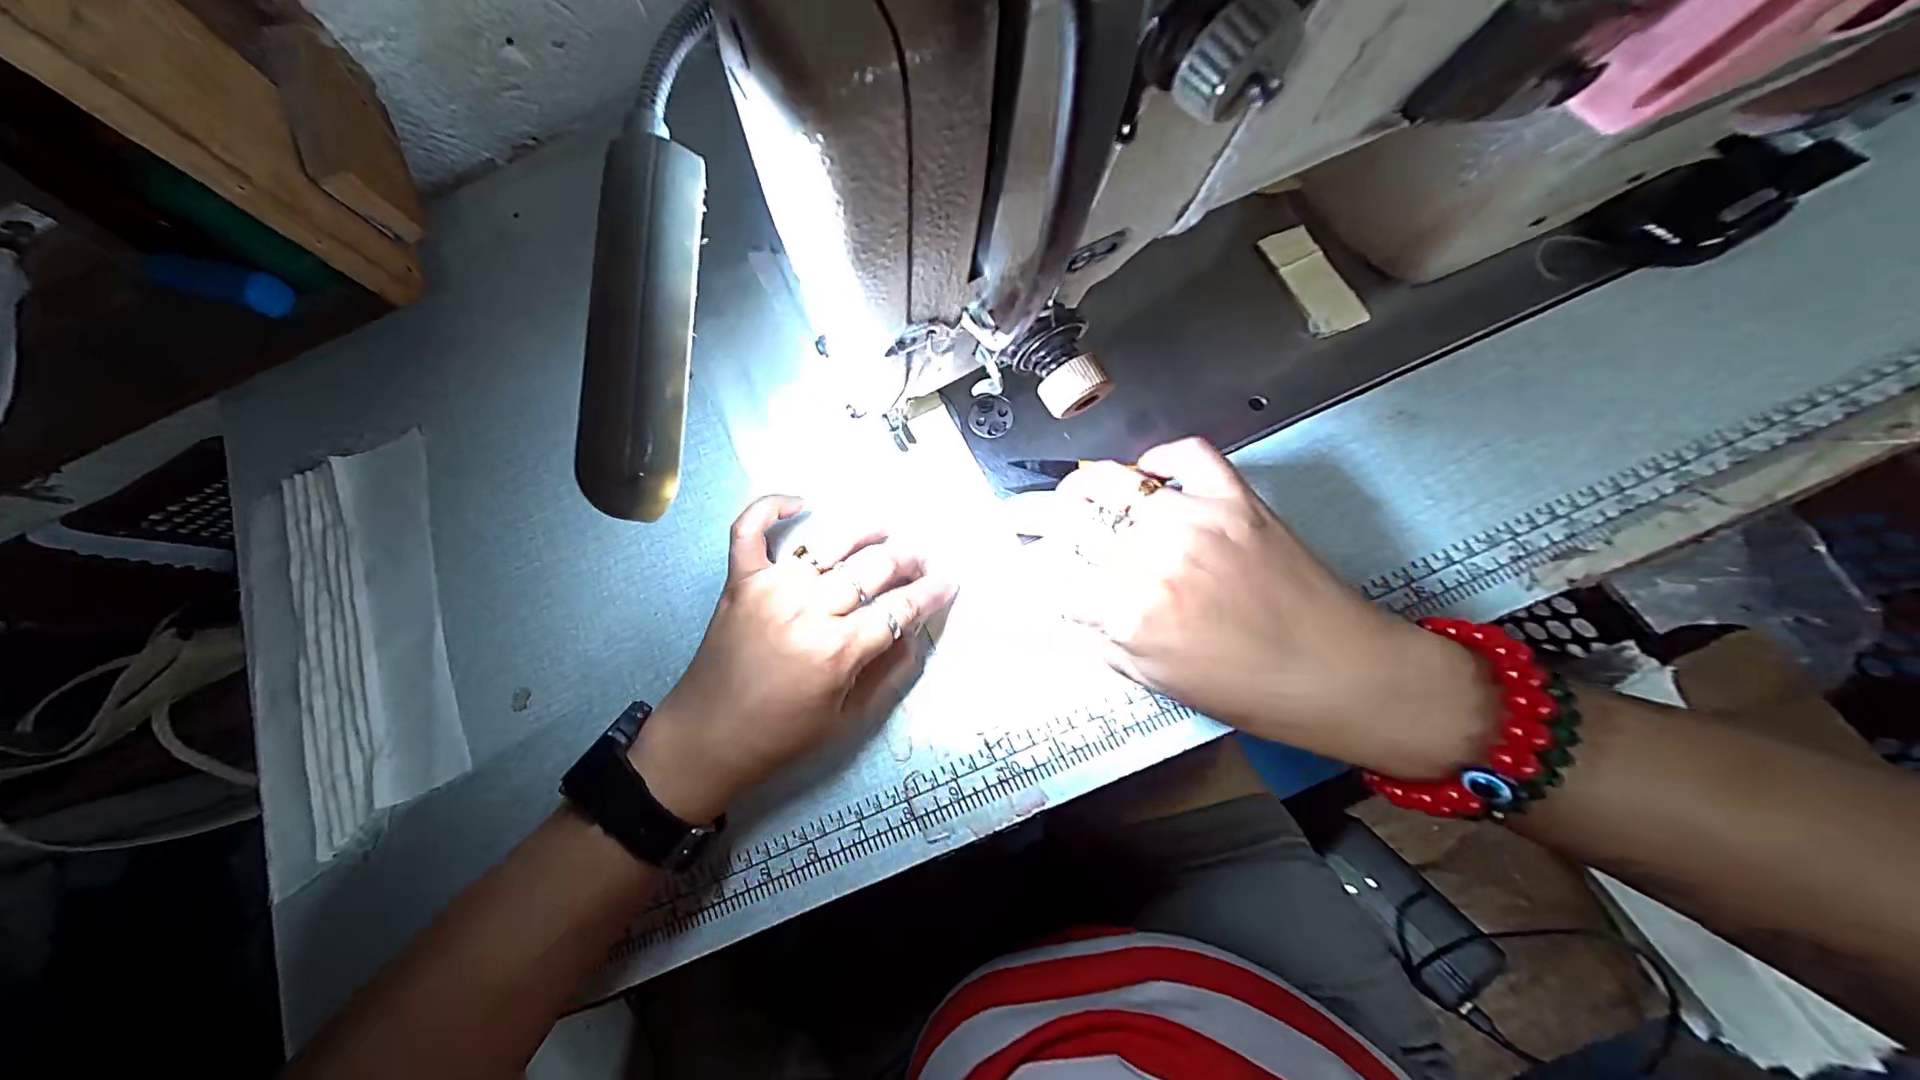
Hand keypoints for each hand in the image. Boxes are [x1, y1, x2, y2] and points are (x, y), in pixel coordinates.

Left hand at [631, 496, 956, 821]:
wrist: (707, 739)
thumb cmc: (782, 735)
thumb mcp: (849, 719)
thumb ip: (891, 674)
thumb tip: (915, 632)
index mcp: (838, 650)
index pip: (901, 608)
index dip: (933, 593)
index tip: (949, 583)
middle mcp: (808, 610)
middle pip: (874, 567)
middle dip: (909, 560)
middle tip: (921, 561)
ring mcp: (770, 588)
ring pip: (828, 542)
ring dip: (864, 530)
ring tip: (884, 529)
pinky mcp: (739, 580)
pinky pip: (749, 529)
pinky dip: (770, 507)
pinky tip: (800, 502)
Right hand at [1043, 438, 1495, 777]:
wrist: (1338, 674)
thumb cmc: (1244, 691)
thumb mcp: (1153, 679)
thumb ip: (1090, 639)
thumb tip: (1040, 616)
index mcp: (1128, 613)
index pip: (1047, 572)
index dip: (1020, 561)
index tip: (1011, 555)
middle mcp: (1153, 559)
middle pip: (1068, 517)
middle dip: (1028, 513)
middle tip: (1017, 513)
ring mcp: (1196, 521)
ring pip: (1114, 480)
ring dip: (1084, 486)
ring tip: (1076, 494)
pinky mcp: (1236, 499)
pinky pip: (1185, 454)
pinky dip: (1159, 457)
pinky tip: (1147, 473)